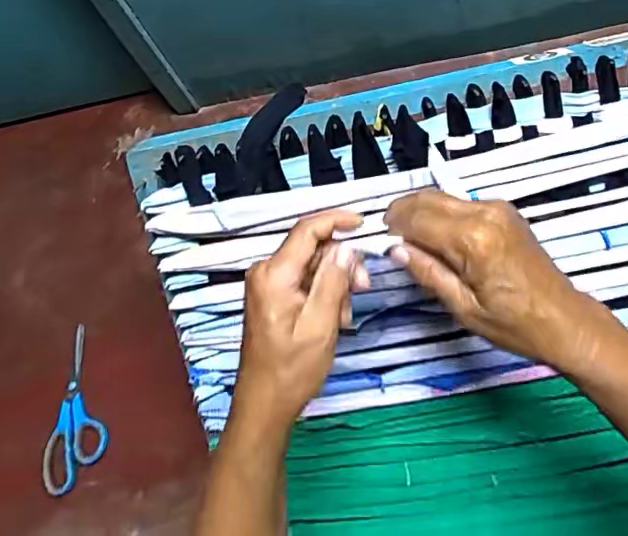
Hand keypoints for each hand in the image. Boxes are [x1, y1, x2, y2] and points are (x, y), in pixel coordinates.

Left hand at [228, 210, 369, 429]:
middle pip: (313, 248)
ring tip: (345, 314)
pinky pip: (304, 279)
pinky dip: (323, 292)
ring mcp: (267, 283)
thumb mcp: (320, 325)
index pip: (307, 230)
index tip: (363, 223)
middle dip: (341, 263)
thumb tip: (347, 247)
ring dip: (335, 282)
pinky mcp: (272, 295)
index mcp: (274, 274)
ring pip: (312, 264)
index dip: (336, 220)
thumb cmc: (292, 371)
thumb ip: (333, 281)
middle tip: (363, 287)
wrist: (264, 406)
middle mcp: (266, 271)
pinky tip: (333, 317)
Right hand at [385, 191, 619, 373]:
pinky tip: (438, 237)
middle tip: (389, 235)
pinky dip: (442, 214)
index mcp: (473, 239)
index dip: (394, 226)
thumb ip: (428, 272)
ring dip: (422, 211)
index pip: (418, 218)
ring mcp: (496, 208)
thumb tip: (396, 250)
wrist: (564, 319)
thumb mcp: (464, 308)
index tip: (380, 239)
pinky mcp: (504, 211)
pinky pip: (461, 204)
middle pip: (428, 199)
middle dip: (403, 212)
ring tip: (410, 239)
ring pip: (443, 198)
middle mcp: (484, 213)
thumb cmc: (515, 324)